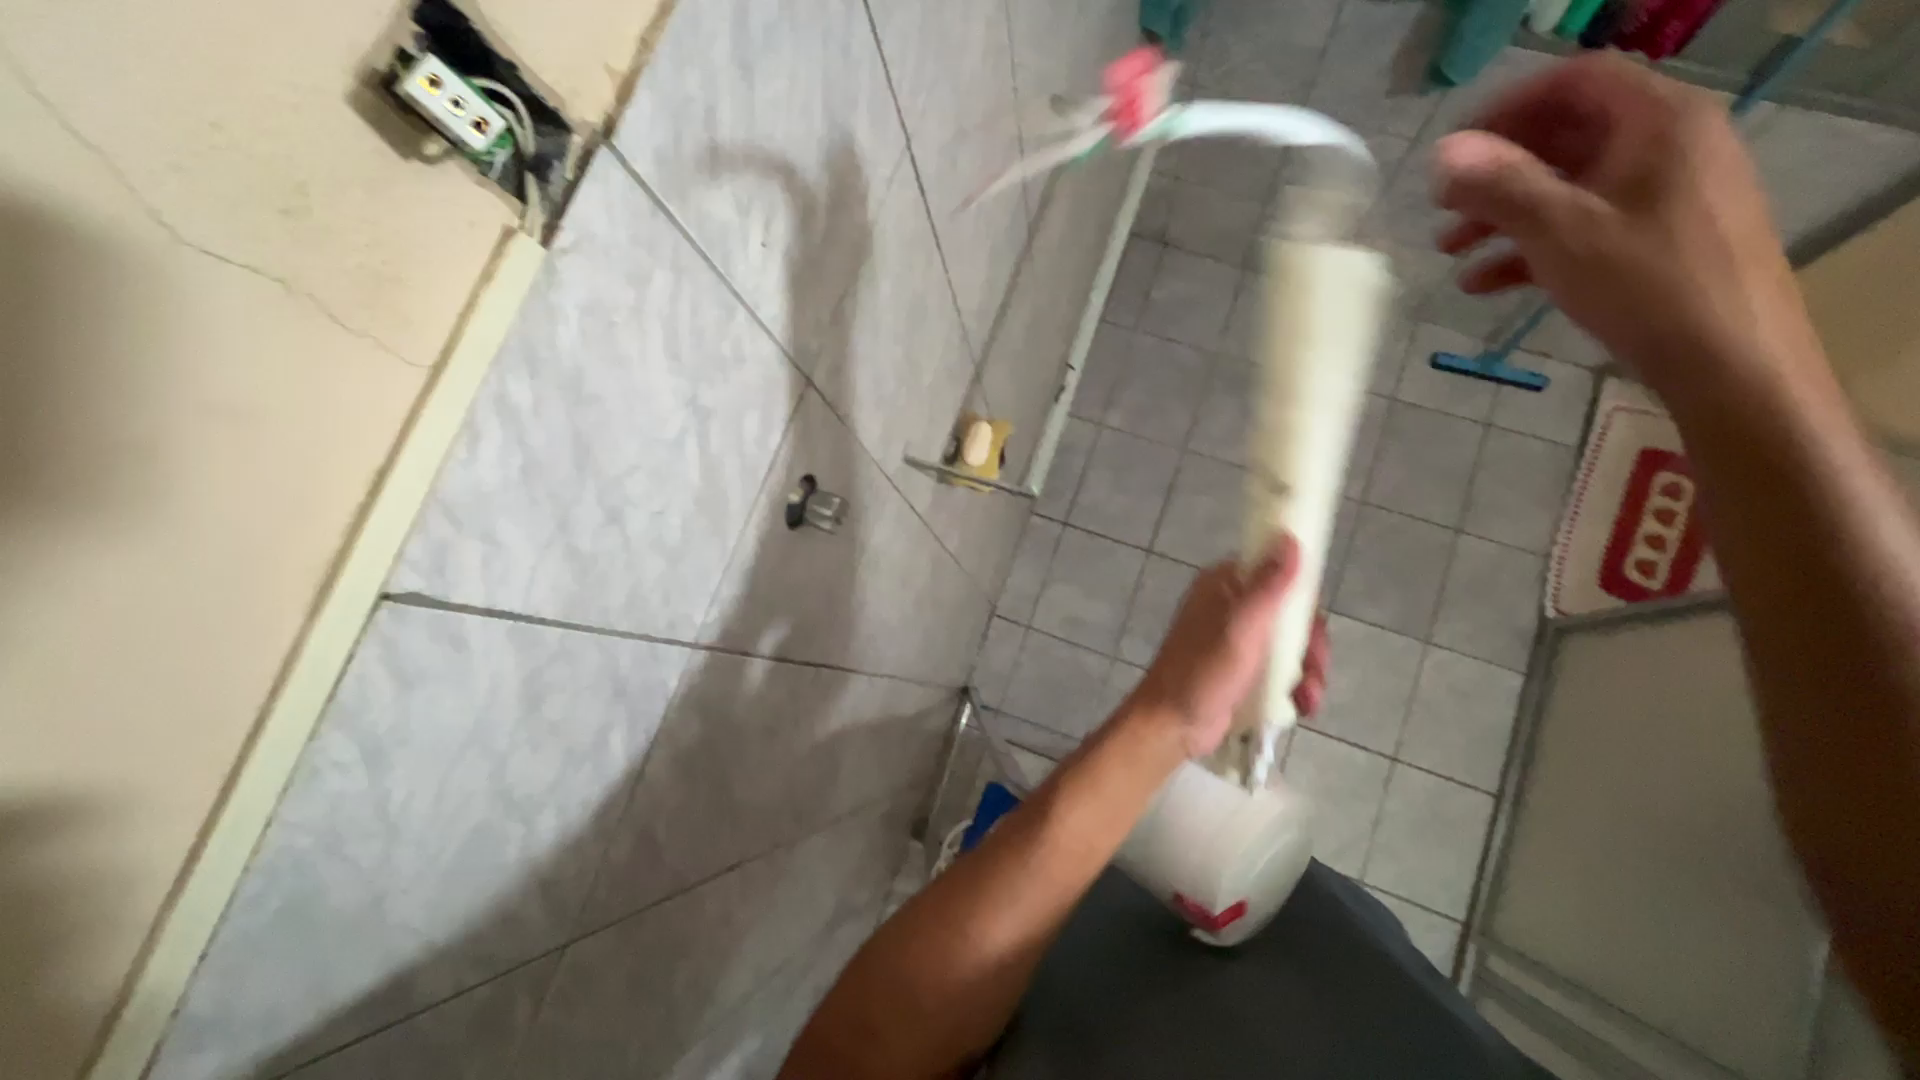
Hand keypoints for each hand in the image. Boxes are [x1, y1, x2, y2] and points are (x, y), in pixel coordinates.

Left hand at [1126, 535, 1329, 757]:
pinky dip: (1296, 686)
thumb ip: (1268, 584)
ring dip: (1308, 671)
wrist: (1174, 724)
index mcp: (1224, 585)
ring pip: (1291, 645)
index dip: (1302, 596)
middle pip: (1291, 613)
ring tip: (1309, 698)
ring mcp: (1237, 640)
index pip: (1277, 572)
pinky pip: (1281, 669)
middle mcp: (1232, 606)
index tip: (1316, 622)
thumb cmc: (1204, 671)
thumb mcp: (1241, 625)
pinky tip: (1302, 705)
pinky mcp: (1243, 670)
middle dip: (1311, 644)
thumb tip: (1289, 537)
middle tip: (1317, 668)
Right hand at [1429, 53, 1826, 406]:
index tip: (1453, 153)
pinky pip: (1586, 224)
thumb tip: (1442, 153)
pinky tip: (1484, 283)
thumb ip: (1499, 186)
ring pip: (1569, 185)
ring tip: (1449, 251)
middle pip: (1567, 135)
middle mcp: (1669, 143)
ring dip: (1504, 213)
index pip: (1574, 81)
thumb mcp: (1560, 232)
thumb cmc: (1647, 286)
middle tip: (1442, 208)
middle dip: (1496, 172)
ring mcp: (1667, 192)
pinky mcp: (1661, 236)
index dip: (1506, 109)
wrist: (1731, 362)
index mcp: (1658, 121)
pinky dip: (1533, 245)